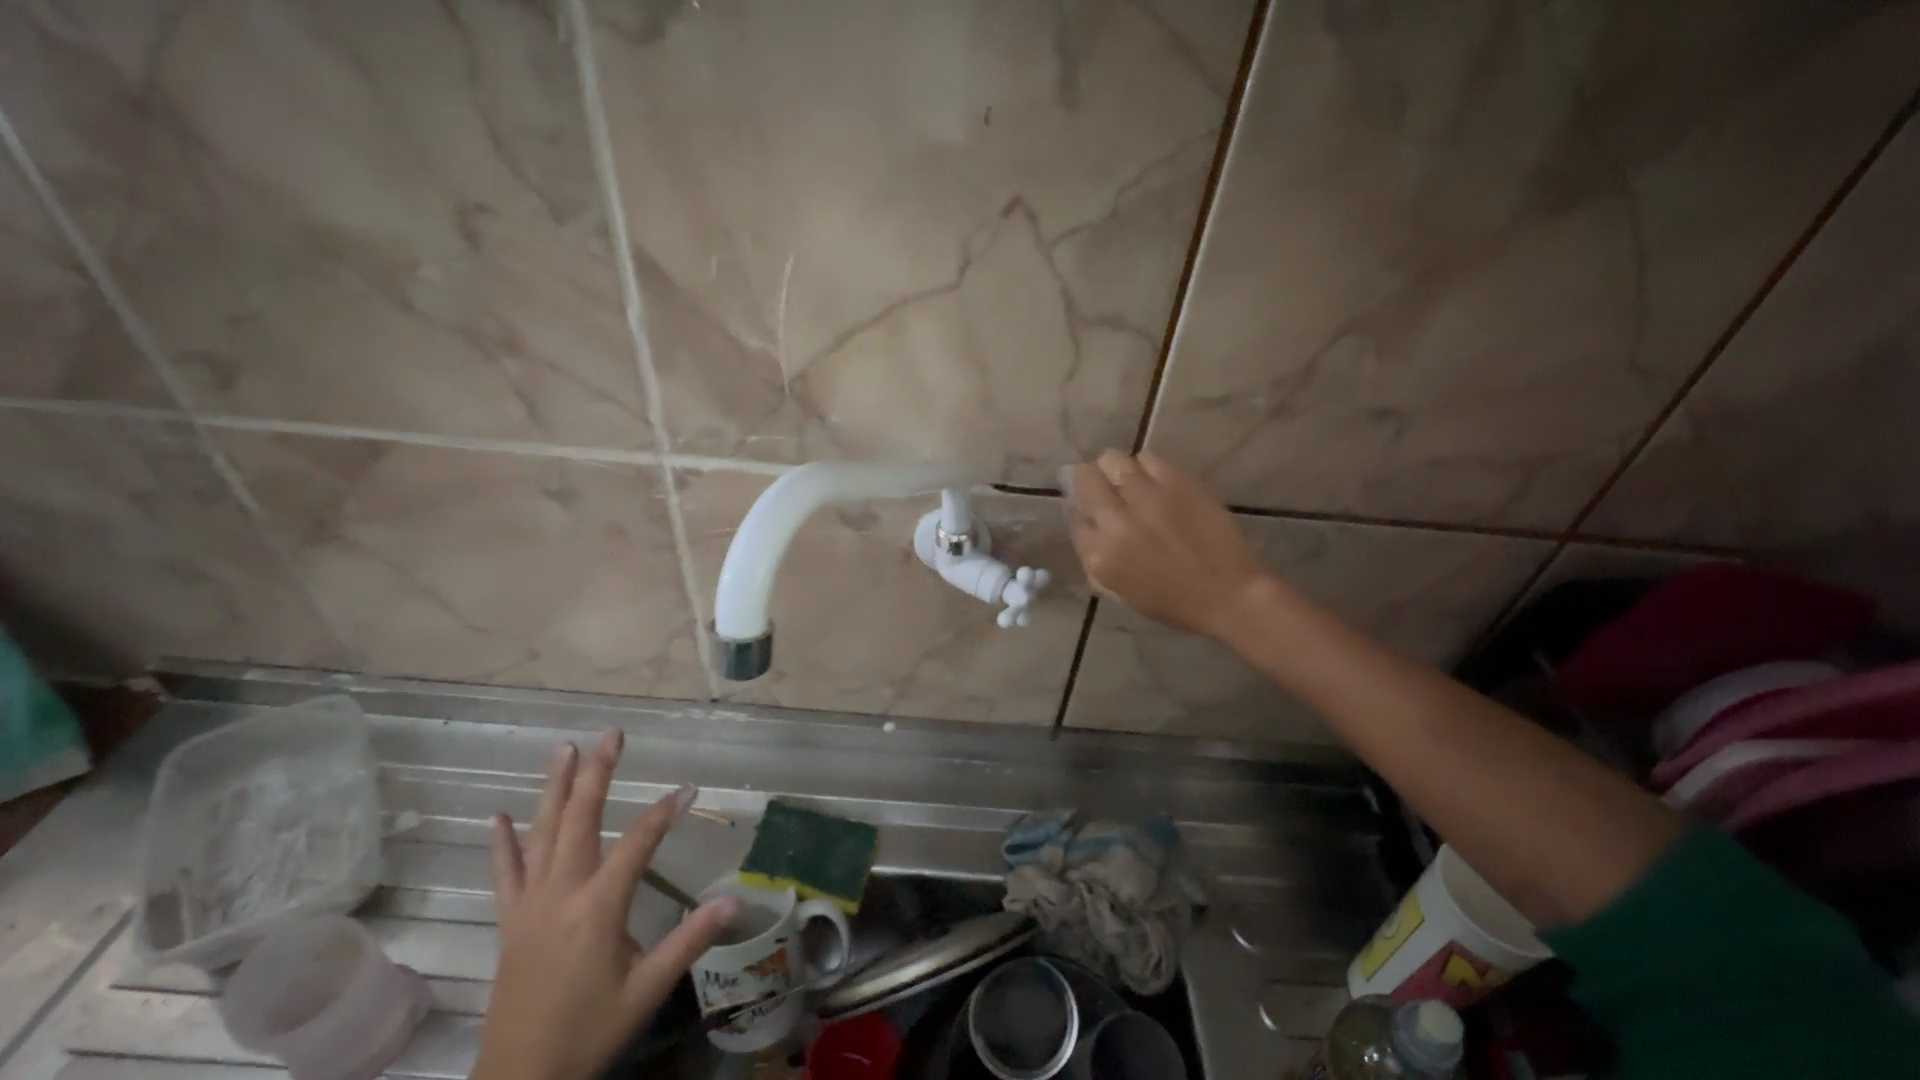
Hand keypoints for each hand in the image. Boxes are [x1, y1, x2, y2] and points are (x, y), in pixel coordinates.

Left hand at [472, 729, 739, 1079]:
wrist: (520, 1076)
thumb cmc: (590, 1030)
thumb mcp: (648, 989)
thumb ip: (690, 941)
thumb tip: (735, 900)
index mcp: (599, 907)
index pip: (637, 844)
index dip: (664, 813)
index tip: (688, 789)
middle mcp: (561, 893)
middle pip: (580, 820)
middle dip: (598, 774)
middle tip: (612, 734)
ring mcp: (530, 904)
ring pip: (541, 834)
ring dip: (553, 788)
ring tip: (562, 748)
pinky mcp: (509, 921)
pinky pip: (504, 872)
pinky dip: (503, 842)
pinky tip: (500, 816)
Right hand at [1065, 450, 1274, 639]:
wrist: (1228, 594)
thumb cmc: (1174, 603)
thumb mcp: (1121, 594)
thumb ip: (1096, 565)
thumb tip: (1087, 532)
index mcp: (1101, 556)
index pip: (1074, 519)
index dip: (1082, 513)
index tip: (1092, 514)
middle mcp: (1117, 523)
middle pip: (1085, 479)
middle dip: (1089, 481)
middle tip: (1103, 487)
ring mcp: (1147, 499)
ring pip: (1113, 461)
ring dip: (1116, 470)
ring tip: (1130, 480)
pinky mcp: (1176, 484)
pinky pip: (1148, 459)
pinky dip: (1145, 466)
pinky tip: (1155, 480)